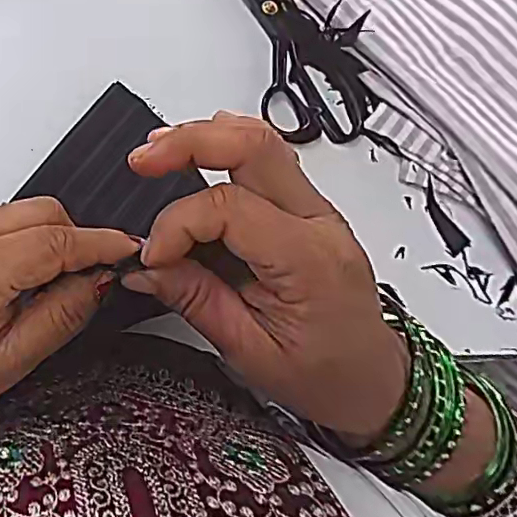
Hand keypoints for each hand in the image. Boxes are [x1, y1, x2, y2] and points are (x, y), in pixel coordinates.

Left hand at [0, 198, 139, 423]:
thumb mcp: (13, 359)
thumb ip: (64, 313)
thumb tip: (100, 279)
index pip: (55, 240)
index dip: (99, 244)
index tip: (127, 250)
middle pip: (45, 212)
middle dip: (78, 239)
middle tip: (90, 278)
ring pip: (29, 209)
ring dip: (54, 237)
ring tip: (52, 283)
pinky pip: (9, 216)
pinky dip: (31, 236)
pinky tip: (28, 273)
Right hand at [125, 114, 405, 446]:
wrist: (372, 379)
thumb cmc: (328, 374)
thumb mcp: (250, 352)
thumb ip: (194, 299)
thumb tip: (146, 267)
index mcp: (309, 261)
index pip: (229, 207)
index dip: (175, 224)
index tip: (153, 255)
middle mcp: (319, 223)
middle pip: (254, 146)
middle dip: (188, 142)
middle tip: (144, 161)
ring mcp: (317, 210)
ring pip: (262, 140)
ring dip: (205, 137)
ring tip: (160, 151)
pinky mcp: (306, 209)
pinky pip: (266, 159)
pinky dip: (225, 148)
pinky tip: (197, 153)